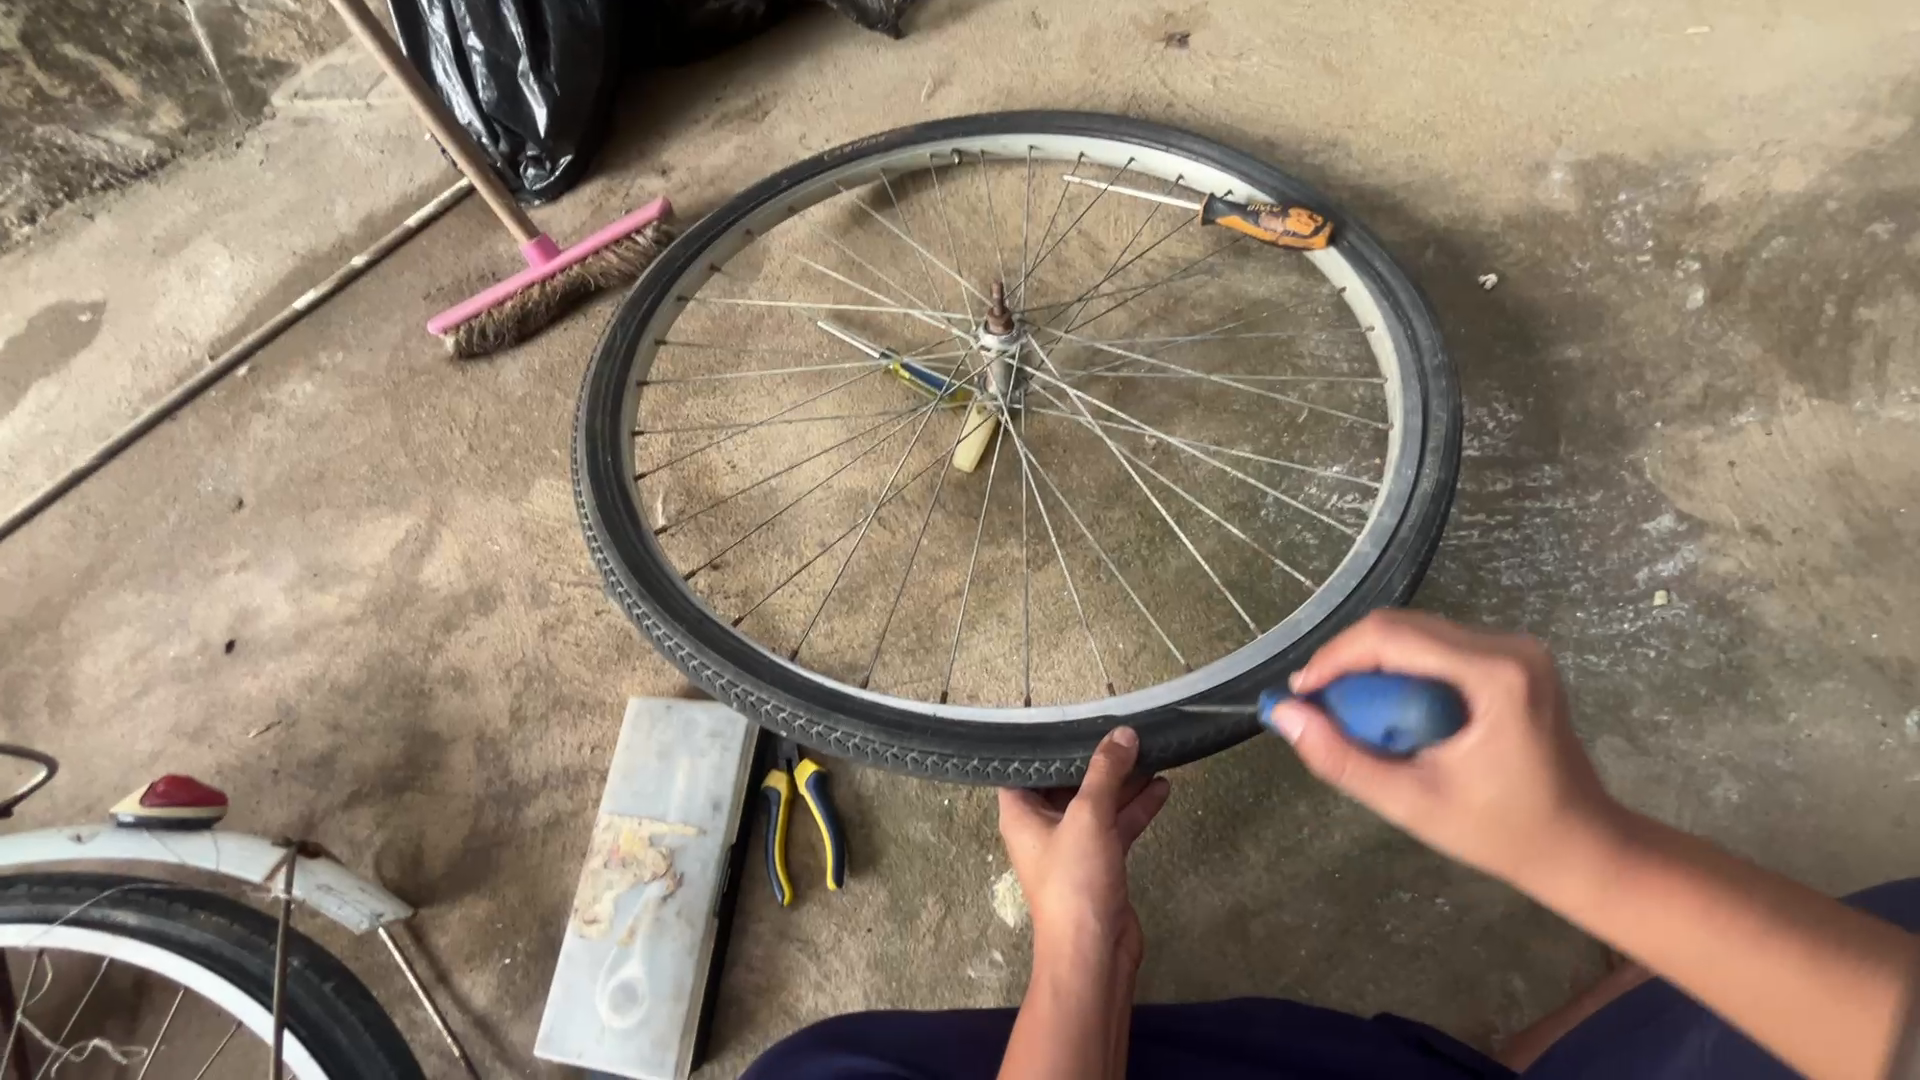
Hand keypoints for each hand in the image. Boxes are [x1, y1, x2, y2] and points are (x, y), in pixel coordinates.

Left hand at [998, 728, 1170, 967]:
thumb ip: (1105, 772)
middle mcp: (1042, 823)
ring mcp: (1072, 844)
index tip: (1070, 717)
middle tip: (1120, 727)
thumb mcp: (1088, 815)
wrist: (1094, 953)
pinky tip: (1162, 786)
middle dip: (1094, 758)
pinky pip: (1115, 824)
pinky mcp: (1100, 862)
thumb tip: (1123, 733)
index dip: (1044, 742)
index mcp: (1020, 810)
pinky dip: (1135, 807)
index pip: (1026, 766)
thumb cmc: (1075, 879)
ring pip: (1097, 802)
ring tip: (1150, 749)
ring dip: (1121, 781)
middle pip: (1066, 780)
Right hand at [1267, 610, 1623, 885]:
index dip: (1334, 658)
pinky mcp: (1510, 656)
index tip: (1300, 695)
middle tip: (1316, 704)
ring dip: (1367, 663)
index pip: (1390, 637)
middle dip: (1346, 661)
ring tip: (1343, 708)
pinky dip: (1394, 667)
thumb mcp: (1410, 803)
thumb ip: (1341, 758)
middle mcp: (1508, 647)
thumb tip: (1281, 713)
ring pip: (1411, 630)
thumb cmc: (1501, 832)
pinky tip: (1383, 704)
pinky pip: (1430, 643)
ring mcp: (1514, 647)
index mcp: (1495, 676)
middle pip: (1398, 627)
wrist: (1585, 846)